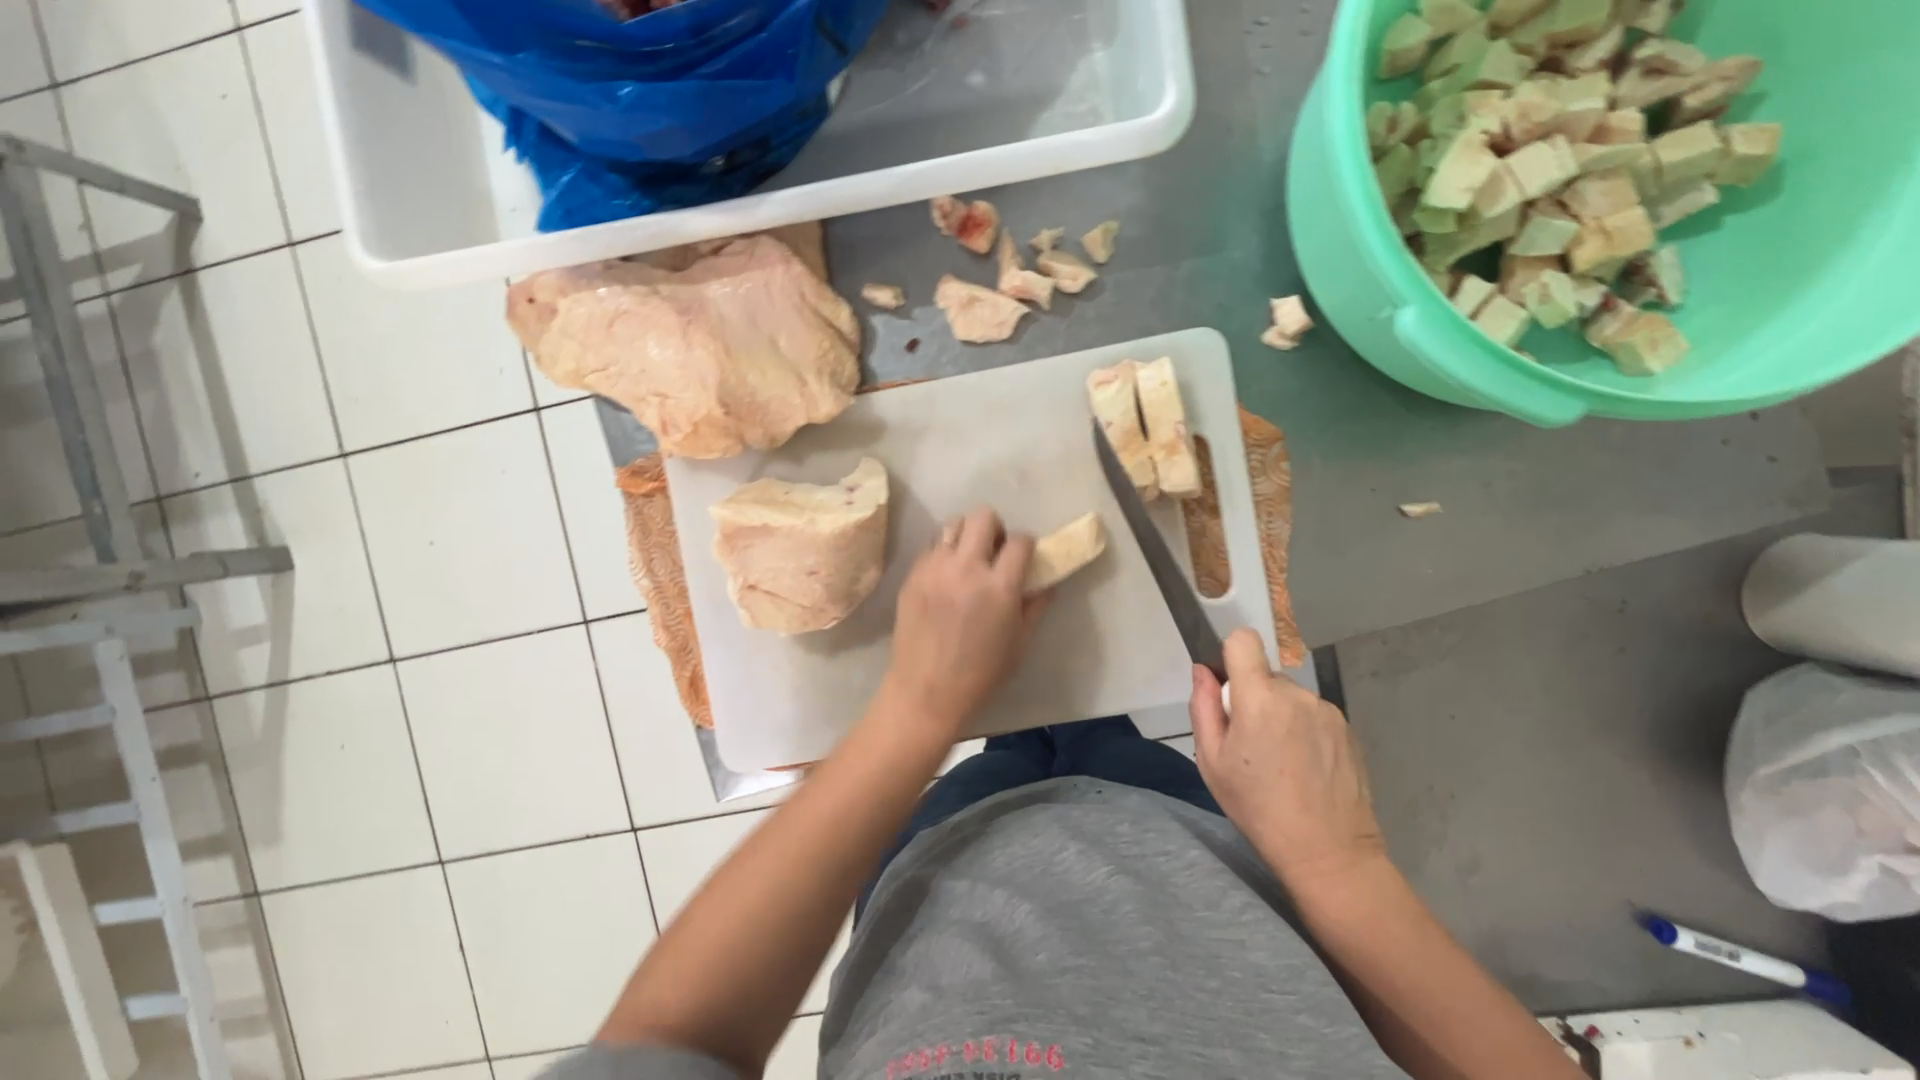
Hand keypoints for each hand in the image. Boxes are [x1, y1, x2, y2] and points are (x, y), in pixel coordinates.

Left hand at [884, 507, 1048, 736]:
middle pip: (983, 517)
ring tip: (967, 560)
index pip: (1020, 541)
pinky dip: (943, 554)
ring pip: (953, 525)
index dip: (1026, 545)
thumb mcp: (1019, 643)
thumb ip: (1035, 606)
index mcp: (999, 587)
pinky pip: (931, 547)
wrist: (927, 691)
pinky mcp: (912, 576)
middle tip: (994, 551)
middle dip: (995, 529)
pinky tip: (946, 578)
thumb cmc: (981, 674)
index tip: (1024, 557)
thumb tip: (1046, 582)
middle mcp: (966, 569)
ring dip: (966, 536)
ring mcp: (935, 569)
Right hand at [1190, 628, 1386, 889]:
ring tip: (1281, 762)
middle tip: (1250, 745)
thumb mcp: (1212, 761)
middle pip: (1266, 677)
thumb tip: (1203, 671)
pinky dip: (1304, 731)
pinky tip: (1304, 768)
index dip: (1231, 655)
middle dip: (1253, 698)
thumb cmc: (1257, 807)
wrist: (1328, 850)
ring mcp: (1327, 710)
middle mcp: (1297, 694)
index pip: (1244, 640)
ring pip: (1291, 698)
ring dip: (1280, 716)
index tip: (1227, 687)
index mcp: (1259, 697)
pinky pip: (1314, 716)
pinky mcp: (1348, 729)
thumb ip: (1203, 708)